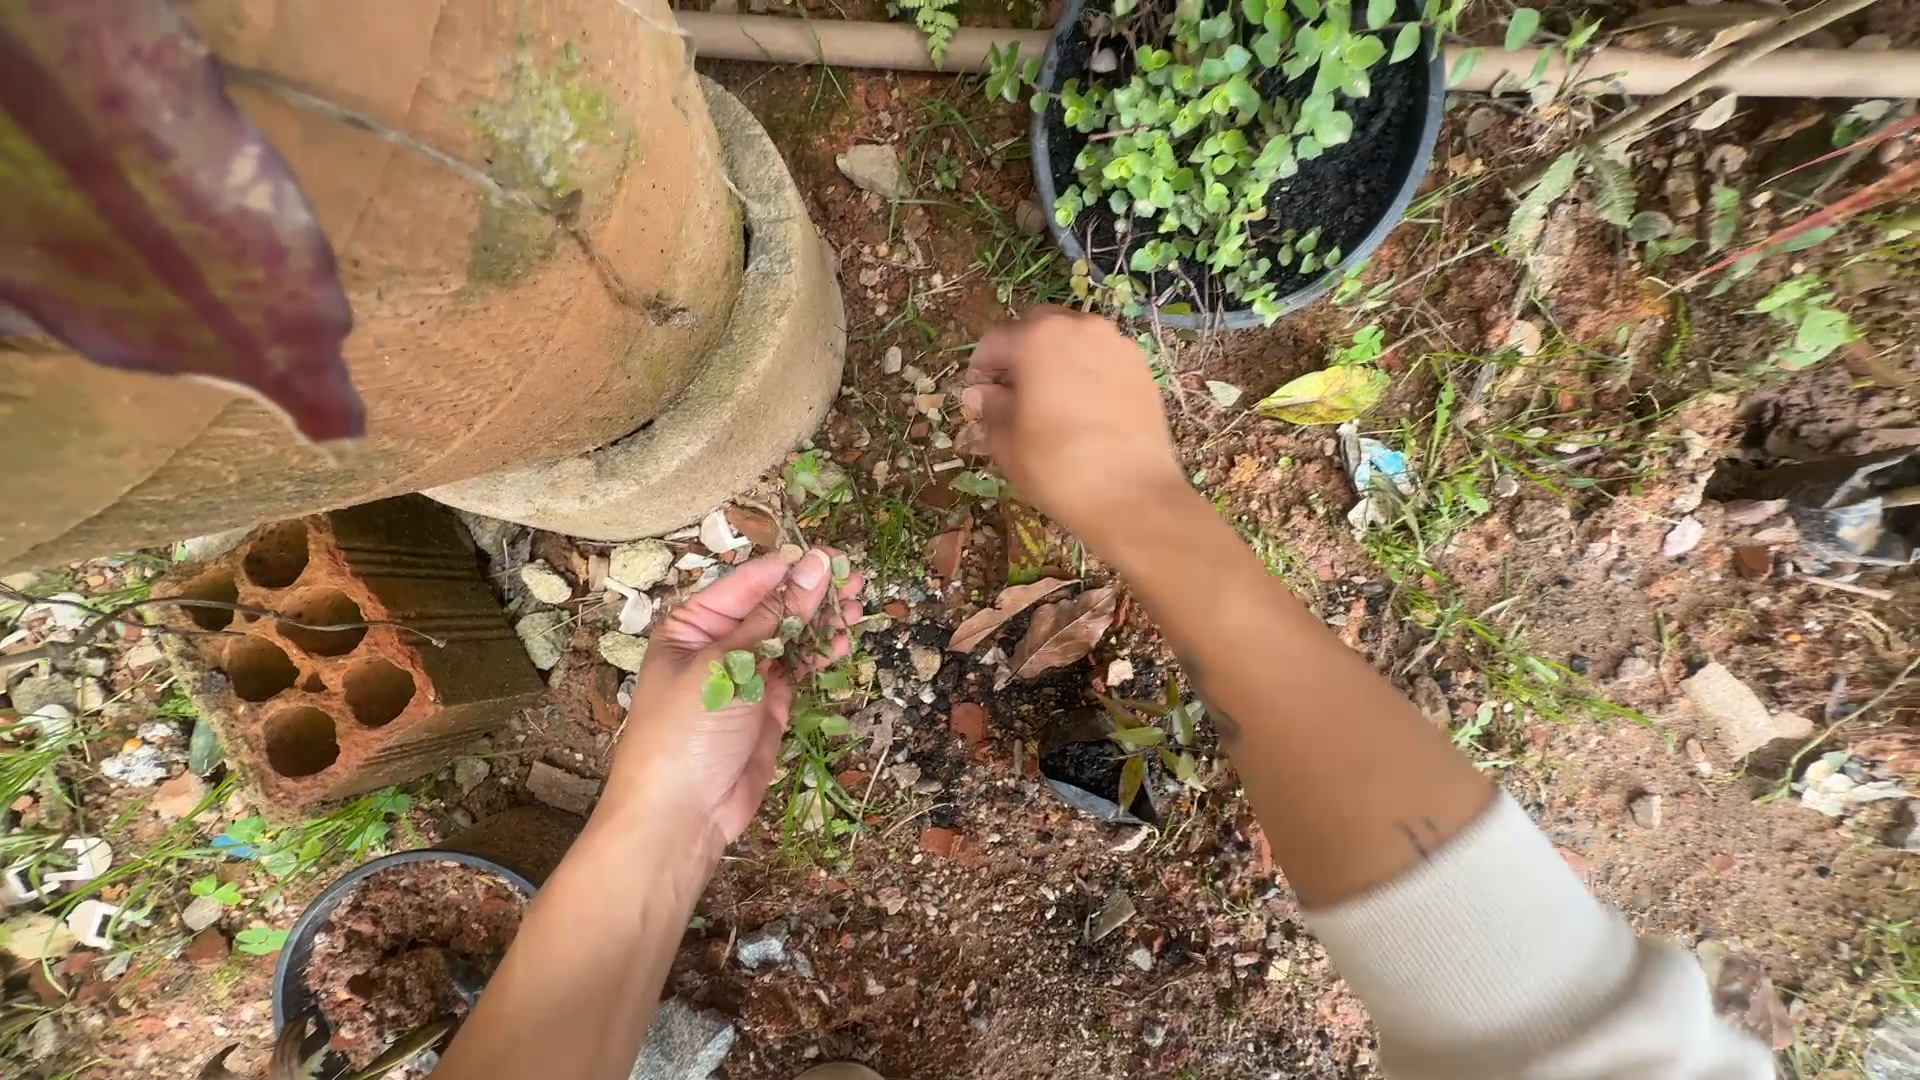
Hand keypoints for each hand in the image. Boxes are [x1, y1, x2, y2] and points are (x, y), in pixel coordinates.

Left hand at [601, 548, 862, 862]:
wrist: (682, 814)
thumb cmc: (687, 728)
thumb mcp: (729, 664)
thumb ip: (777, 617)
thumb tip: (817, 566)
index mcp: (693, 624)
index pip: (748, 584)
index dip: (790, 568)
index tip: (832, 555)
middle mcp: (720, 643)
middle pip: (774, 607)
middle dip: (813, 593)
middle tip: (856, 578)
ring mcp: (747, 673)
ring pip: (792, 636)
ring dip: (823, 622)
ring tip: (858, 606)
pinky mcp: (768, 702)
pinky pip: (798, 667)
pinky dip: (820, 655)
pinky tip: (843, 643)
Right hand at [963, 307, 1188, 546]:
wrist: (1132, 495)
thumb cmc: (1057, 467)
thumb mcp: (1007, 442)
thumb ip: (991, 408)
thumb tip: (982, 394)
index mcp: (1038, 338)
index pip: (996, 340)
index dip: (981, 368)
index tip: (978, 395)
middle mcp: (1080, 328)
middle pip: (1038, 330)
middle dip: (1020, 357)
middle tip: (1012, 396)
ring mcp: (1116, 345)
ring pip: (1074, 342)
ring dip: (1054, 363)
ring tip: (1049, 404)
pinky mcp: (1141, 368)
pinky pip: (1102, 361)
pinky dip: (1086, 375)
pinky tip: (1082, 412)